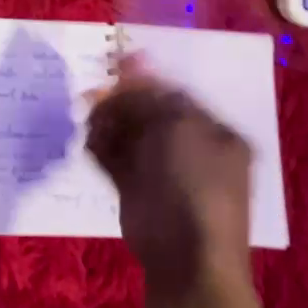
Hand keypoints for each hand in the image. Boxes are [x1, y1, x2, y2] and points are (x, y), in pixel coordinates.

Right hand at [87, 57, 253, 294]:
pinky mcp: (134, 185)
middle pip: (144, 110)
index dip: (140, 80)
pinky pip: (112, 156)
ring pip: (124, 131)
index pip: (172, 92)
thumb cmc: (193, 184)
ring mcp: (160, 167)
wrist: (183, 251)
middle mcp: (189, 146)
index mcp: (215, 131)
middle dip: (118, 104)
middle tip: (92, 101)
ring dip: (105, 125)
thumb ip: (150, 92)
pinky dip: (99, 149)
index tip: (110, 68)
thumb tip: (131, 55)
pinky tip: (93, 148)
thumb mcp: (177, 126)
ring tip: (95, 132)